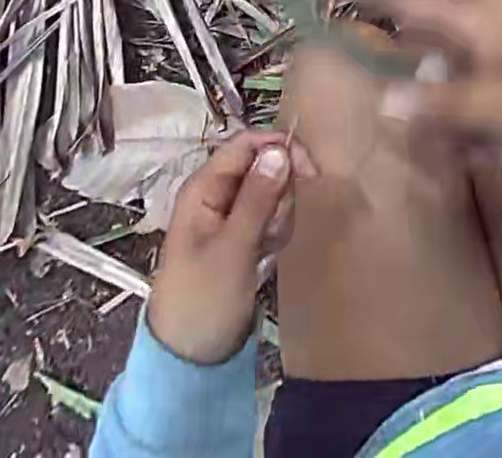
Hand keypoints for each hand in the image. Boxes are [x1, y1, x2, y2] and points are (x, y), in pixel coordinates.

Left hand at [147, 130, 313, 363]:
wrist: (191, 357)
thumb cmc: (204, 299)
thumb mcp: (233, 248)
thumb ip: (258, 197)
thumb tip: (281, 149)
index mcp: (204, 185)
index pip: (247, 143)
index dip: (279, 149)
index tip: (309, 174)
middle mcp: (216, 191)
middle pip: (263, 165)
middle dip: (279, 192)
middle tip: (273, 228)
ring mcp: (229, 213)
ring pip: (271, 190)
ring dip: (278, 215)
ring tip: (265, 247)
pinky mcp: (242, 233)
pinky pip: (270, 215)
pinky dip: (275, 231)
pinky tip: (266, 255)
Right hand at [358, 0, 501, 169]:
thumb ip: (448, 103)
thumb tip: (384, 101)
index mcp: (480, 21)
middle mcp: (480, 38)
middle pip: (418, 48)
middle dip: (395, 74)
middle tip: (380, 105)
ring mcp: (493, 68)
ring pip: (439, 85)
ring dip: (428, 114)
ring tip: (435, 144)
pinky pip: (464, 110)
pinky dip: (457, 131)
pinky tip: (465, 154)